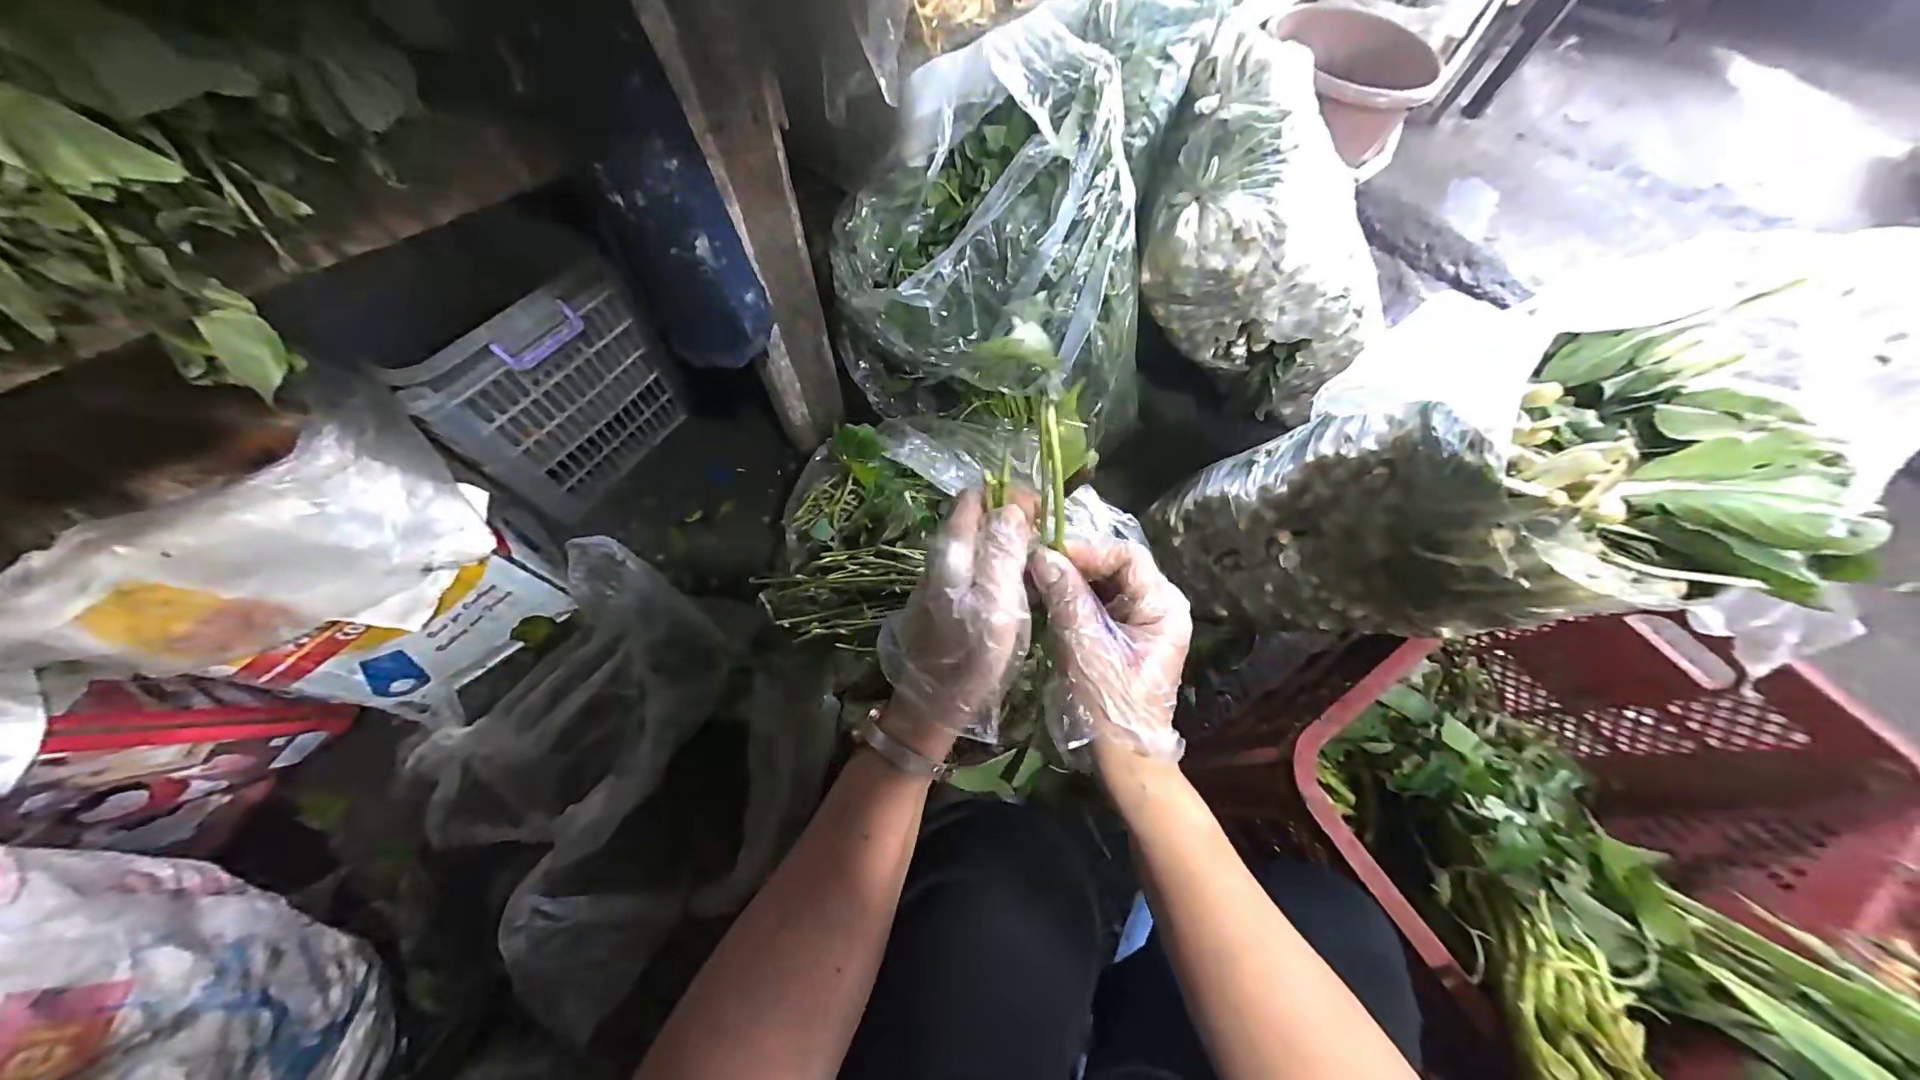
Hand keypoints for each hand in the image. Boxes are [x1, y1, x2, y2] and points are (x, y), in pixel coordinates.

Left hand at [878, 488, 1036, 746]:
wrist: (932, 704)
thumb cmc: (970, 657)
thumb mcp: (995, 603)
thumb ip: (1002, 552)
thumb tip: (1011, 507)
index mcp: (952, 550)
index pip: (976, 496)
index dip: (1011, 497)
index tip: (1043, 517)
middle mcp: (942, 556)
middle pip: (979, 516)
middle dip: (1015, 520)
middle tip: (1048, 543)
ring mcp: (943, 576)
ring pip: (981, 542)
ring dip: (1011, 544)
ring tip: (1042, 564)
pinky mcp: (948, 596)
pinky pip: (979, 565)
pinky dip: (1003, 566)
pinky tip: (1022, 586)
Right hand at [1029, 538, 1190, 762]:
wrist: (1126, 755)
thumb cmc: (1113, 704)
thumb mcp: (1087, 647)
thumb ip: (1067, 598)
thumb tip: (1041, 556)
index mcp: (1164, 606)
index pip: (1128, 556)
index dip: (1088, 550)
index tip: (1049, 555)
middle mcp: (1160, 605)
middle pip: (1117, 566)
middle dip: (1076, 563)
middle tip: (1038, 564)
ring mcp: (1143, 619)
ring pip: (1105, 582)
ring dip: (1071, 579)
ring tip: (1038, 579)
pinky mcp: (1124, 632)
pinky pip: (1099, 601)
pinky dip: (1073, 597)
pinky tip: (1048, 598)